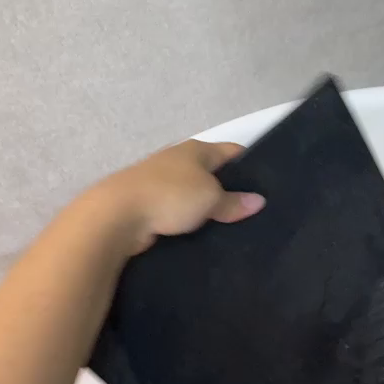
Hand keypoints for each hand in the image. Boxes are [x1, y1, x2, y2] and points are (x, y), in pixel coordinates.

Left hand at [85, 140, 265, 254]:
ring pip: (194, 192)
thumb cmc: (170, 195)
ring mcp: (161, 181)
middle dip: (230, 188)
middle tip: (252, 210)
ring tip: (230, 225)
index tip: (267, 183)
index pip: (232, 151)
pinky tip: (201, 233)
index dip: (251, 163)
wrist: (116, 214)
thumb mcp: (210, 198)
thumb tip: (259, 201)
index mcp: (197, 150)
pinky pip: (178, 209)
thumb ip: (234, 201)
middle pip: (212, 171)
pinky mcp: (148, 203)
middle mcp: (179, 160)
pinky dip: (189, 218)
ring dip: (207, 206)